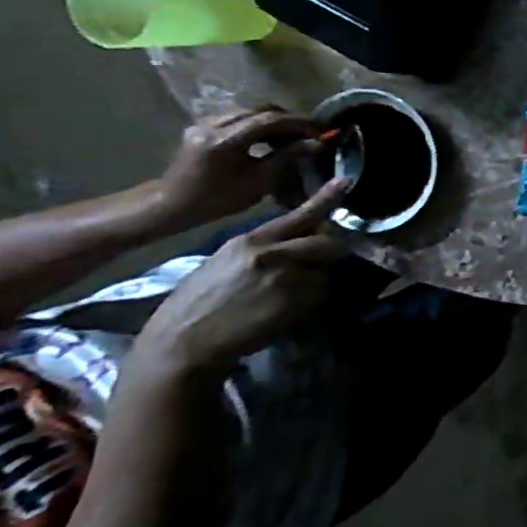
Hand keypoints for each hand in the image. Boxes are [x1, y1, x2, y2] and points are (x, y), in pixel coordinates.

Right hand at [129, 179, 350, 377]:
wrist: (179, 346)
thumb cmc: (195, 305)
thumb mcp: (223, 263)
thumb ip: (264, 247)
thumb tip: (301, 237)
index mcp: (249, 242)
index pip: (298, 216)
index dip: (326, 199)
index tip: (347, 181)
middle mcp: (272, 253)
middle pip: (327, 243)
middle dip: (327, 254)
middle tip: (311, 268)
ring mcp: (287, 276)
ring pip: (324, 271)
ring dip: (314, 282)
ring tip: (280, 297)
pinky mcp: (297, 298)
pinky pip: (319, 293)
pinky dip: (309, 301)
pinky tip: (280, 311)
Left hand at [155, 106, 322, 227]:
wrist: (171, 205)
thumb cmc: (218, 198)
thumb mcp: (260, 181)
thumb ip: (289, 156)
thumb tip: (318, 142)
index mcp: (223, 140)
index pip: (270, 119)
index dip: (301, 122)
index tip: (322, 130)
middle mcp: (211, 126)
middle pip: (261, 110)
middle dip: (290, 119)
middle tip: (309, 132)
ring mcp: (203, 124)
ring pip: (250, 111)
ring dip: (276, 120)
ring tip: (292, 135)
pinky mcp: (202, 127)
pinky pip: (238, 116)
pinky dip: (259, 123)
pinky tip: (269, 137)